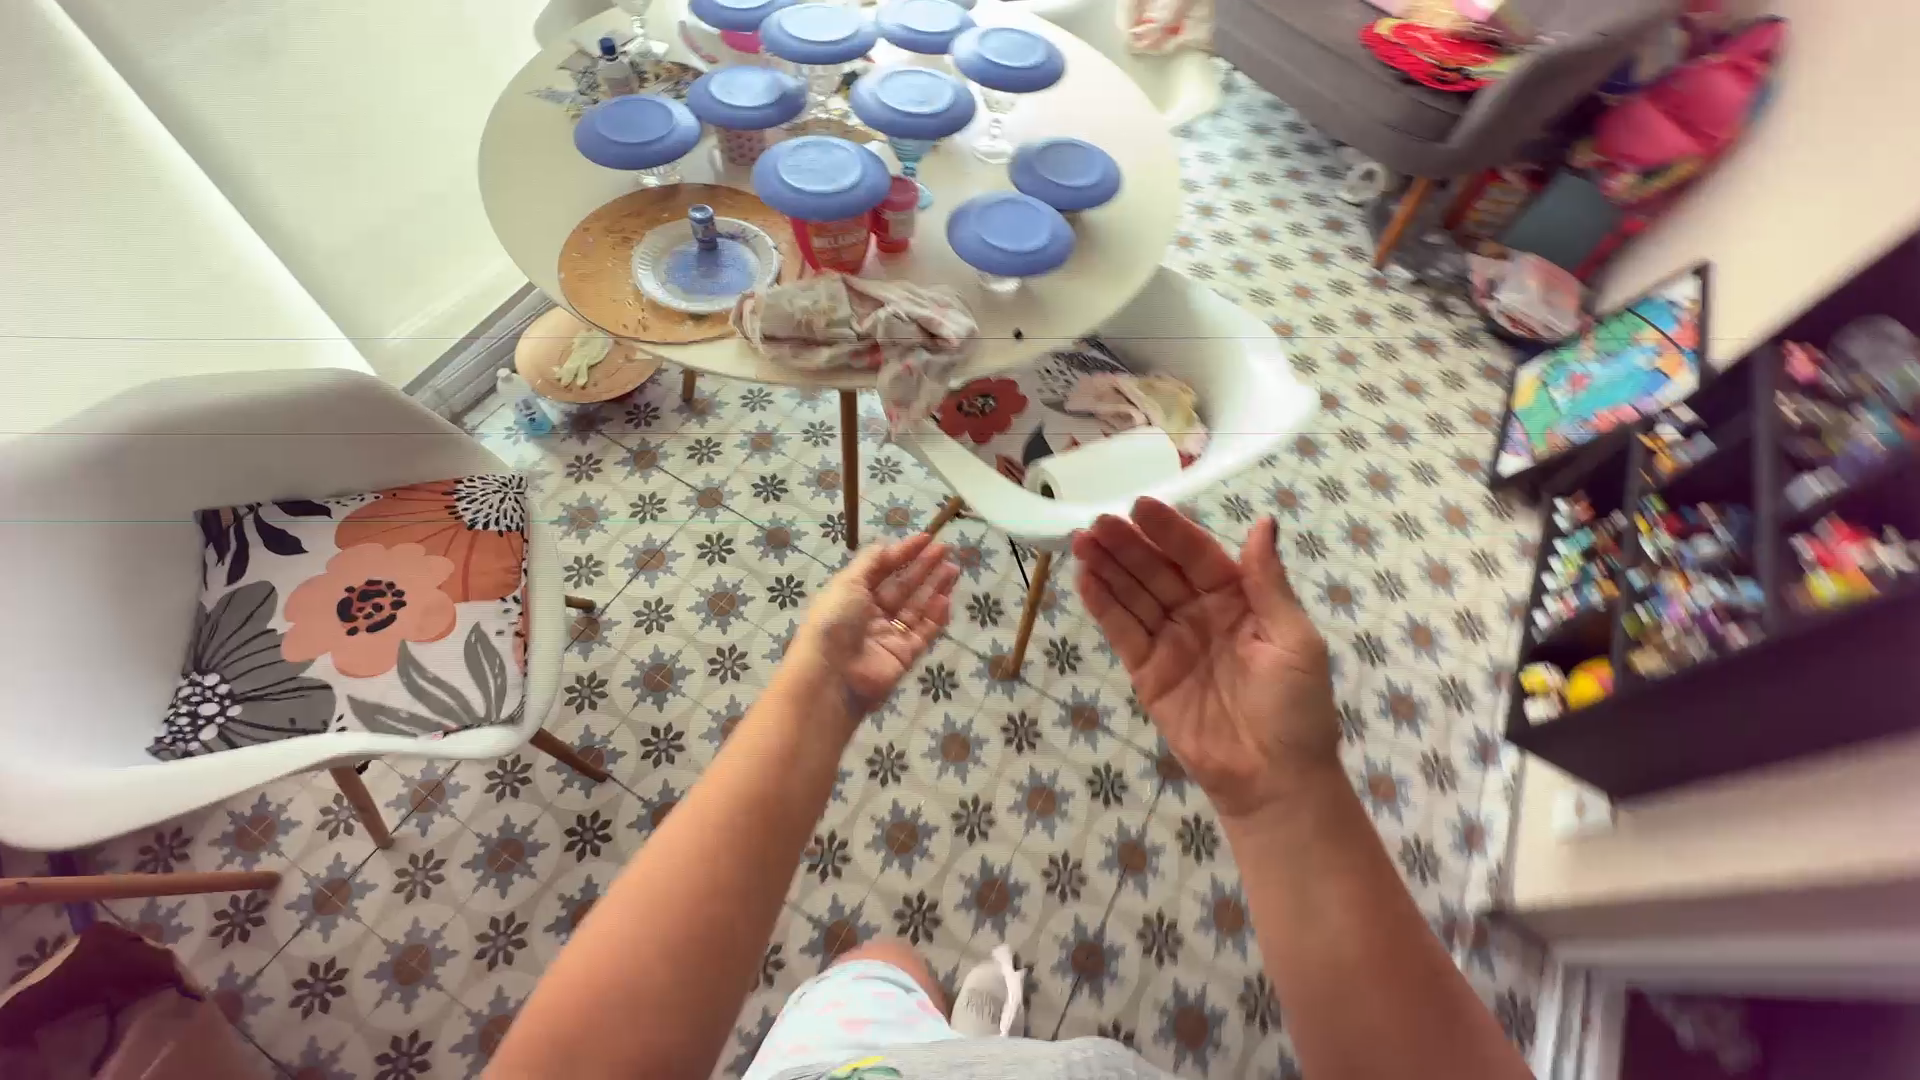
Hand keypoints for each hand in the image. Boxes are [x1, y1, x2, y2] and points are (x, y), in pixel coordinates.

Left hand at [793, 533, 958, 715]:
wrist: (832, 677)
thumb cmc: (834, 622)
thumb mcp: (846, 583)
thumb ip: (869, 563)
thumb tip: (885, 546)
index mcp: (853, 595)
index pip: (883, 569)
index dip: (904, 553)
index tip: (926, 538)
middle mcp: (872, 613)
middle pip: (903, 586)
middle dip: (924, 567)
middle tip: (946, 550)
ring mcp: (889, 635)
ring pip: (917, 607)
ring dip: (935, 587)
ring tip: (953, 568)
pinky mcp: (905, 655)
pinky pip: (924, 632)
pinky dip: (935, 616)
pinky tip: (946, 598)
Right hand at [1073, 498, 1338, 819]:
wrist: (1273, 779)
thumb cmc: (1295, 709)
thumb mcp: (1293, 640)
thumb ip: (1268, 583)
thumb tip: (1263, 522)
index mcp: (1239, 600)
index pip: (1197, 556)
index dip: (1169, 531)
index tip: (1140, 507)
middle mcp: (1199, 613)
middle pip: (1158, 570)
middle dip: (1128, 545)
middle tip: (1097, 522)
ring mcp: (1170, 641)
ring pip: (1134, 595)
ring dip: (1107, 567)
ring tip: (1080, 542)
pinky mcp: (1147, 671)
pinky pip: (1122, 631)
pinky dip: (1102, 605)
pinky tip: (1084, 578)